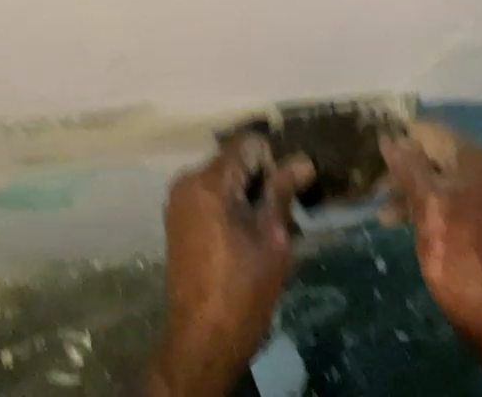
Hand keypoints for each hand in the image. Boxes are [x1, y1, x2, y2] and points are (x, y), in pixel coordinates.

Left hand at [141, 134, 313, 396]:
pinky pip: (210, 194)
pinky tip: (246, 231)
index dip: (275, 160)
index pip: (249, 144)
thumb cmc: (243, 288)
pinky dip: (230, 202)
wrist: (202, 339)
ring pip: (223, 177)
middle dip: (261, 176)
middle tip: (285, 207)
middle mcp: (188, 181)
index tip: (292, 186)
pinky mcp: (177, 219)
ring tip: (268, 222)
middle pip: (234, 159)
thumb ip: (282, 191)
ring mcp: (179, 201)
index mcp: (209, 181)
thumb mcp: (272, 237)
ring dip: (247, 190)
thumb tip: (303, 160)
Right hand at [382, 124, 481, 395]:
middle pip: (436, 153)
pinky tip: (398, 219)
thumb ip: (408, 166)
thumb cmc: (456, 252)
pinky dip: (423, 203)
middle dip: (403, 166)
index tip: (373, 150)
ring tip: (381, 211)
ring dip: (409, 188)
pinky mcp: (480, 216)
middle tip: (373, 186)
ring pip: (438, 177)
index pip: (432, 131)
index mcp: (477, 158)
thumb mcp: (426, 204)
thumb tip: (389, 136)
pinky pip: (446, 196)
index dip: (402, 137)